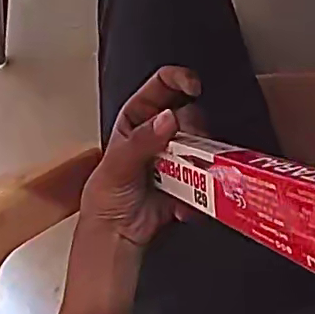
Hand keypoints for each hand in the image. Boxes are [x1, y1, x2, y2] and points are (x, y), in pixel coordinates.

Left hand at [80, 66, 202, 246]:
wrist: (117, 234)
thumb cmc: (106, 197)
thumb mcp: (117, 165)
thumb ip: (142, 140)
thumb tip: (168, 118)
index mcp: (138, 117)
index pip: (162, 84)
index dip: (180, 79)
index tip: (194, 86)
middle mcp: (161, 131)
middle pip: (191, 114)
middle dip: (193, 129)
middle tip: (186, 146)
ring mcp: (178, 154)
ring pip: (203, 142)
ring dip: (201, 158)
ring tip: (186, 175)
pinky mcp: (193, 177)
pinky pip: (208, 172)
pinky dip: (203, 184)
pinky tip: (185, 197)